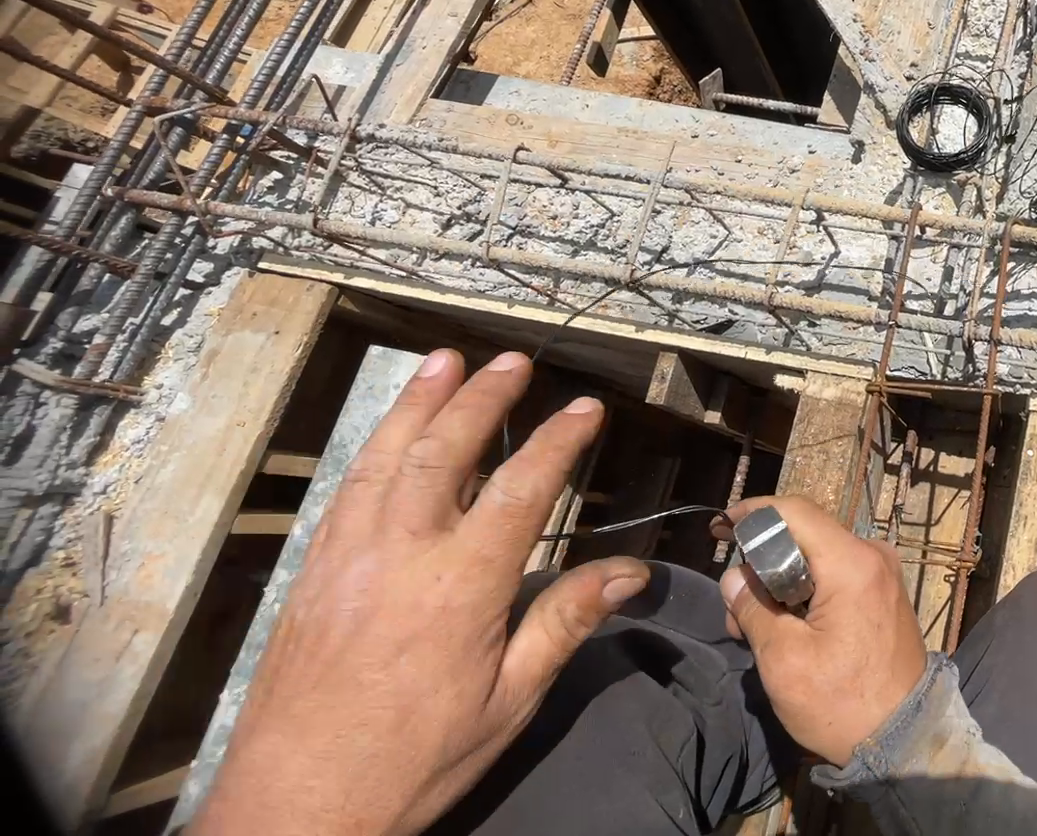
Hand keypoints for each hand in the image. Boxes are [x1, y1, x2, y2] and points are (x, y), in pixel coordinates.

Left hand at [193, 350, 647, 835]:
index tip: (586, 408)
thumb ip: (566, 622)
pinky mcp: (313, 574)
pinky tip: (392, 431)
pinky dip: (376, 447)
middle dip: (483, 399)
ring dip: (419, 404)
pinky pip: (348, 491)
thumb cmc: (416, 758)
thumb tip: (632, 571)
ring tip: (443, 361)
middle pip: (445, 453)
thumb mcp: (511, 698)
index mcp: (460, 585)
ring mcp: (347, 558)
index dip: (559, 441)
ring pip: (386, 459)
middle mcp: (401, 554)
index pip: (522, 489)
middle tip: (512, 361)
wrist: (289, 816)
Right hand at [712, 496, 927, 766]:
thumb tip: (734, 577)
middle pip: (806, 534)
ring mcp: (882, 573)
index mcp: (852, 562)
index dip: (755, 512)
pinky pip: (837, 573)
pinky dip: (806, 588)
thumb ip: (754, 609)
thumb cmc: (842, 703)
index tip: (721, 526)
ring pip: (818, 555)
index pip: (796, 511)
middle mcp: (873, 556)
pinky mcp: (884, 593)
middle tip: (734, 602)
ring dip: (781, 579)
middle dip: (763, 559)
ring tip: (753, 625)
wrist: (905, 740)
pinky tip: (784, 624)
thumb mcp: (785, 660)